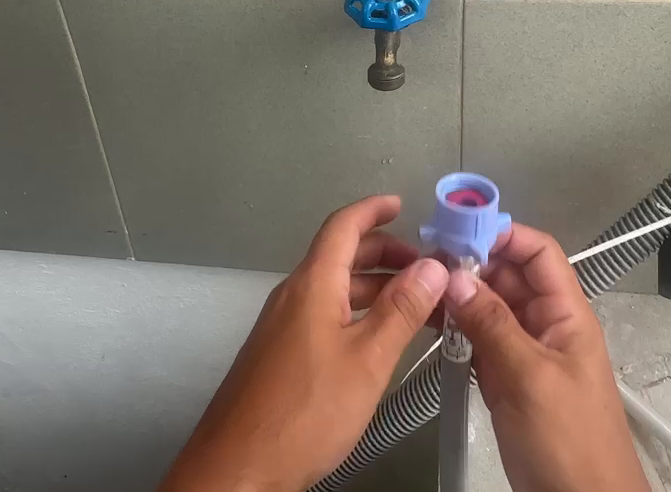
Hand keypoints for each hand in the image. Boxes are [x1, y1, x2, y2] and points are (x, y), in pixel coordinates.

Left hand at [159, 195, 448, 491]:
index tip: (400, 204)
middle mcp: (295, 293)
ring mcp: (284, 323)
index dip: (373, 209)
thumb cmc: (304, 411)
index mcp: (313, 283)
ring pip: (335, 287)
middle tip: (424, 268)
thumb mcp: (367, 359)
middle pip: (341, 255)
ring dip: (375, 288)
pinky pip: (325, 313)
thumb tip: (432, 267)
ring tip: (415, 306)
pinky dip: (357, 312)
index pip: (343, 226)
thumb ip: (402, 310)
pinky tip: (379, 339)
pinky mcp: (281, 352)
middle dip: (385, 253)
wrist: (238, 467)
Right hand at [447, 222, 647, 491]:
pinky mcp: (505, 378)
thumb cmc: (570, 440)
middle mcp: (544, 324)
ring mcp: (524, 352)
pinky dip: (455, 326)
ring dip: (458, 293)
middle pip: (508, 275)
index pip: (538, 252)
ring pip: (489, 305)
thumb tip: (455, 275)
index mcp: (565, 314)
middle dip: (471, 262)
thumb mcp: (531, 377)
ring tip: (420, 286)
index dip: (502, 234)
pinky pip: (478, 338)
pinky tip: (428, 321)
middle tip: (427, 259)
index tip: (458, 230)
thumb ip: (492, 324)